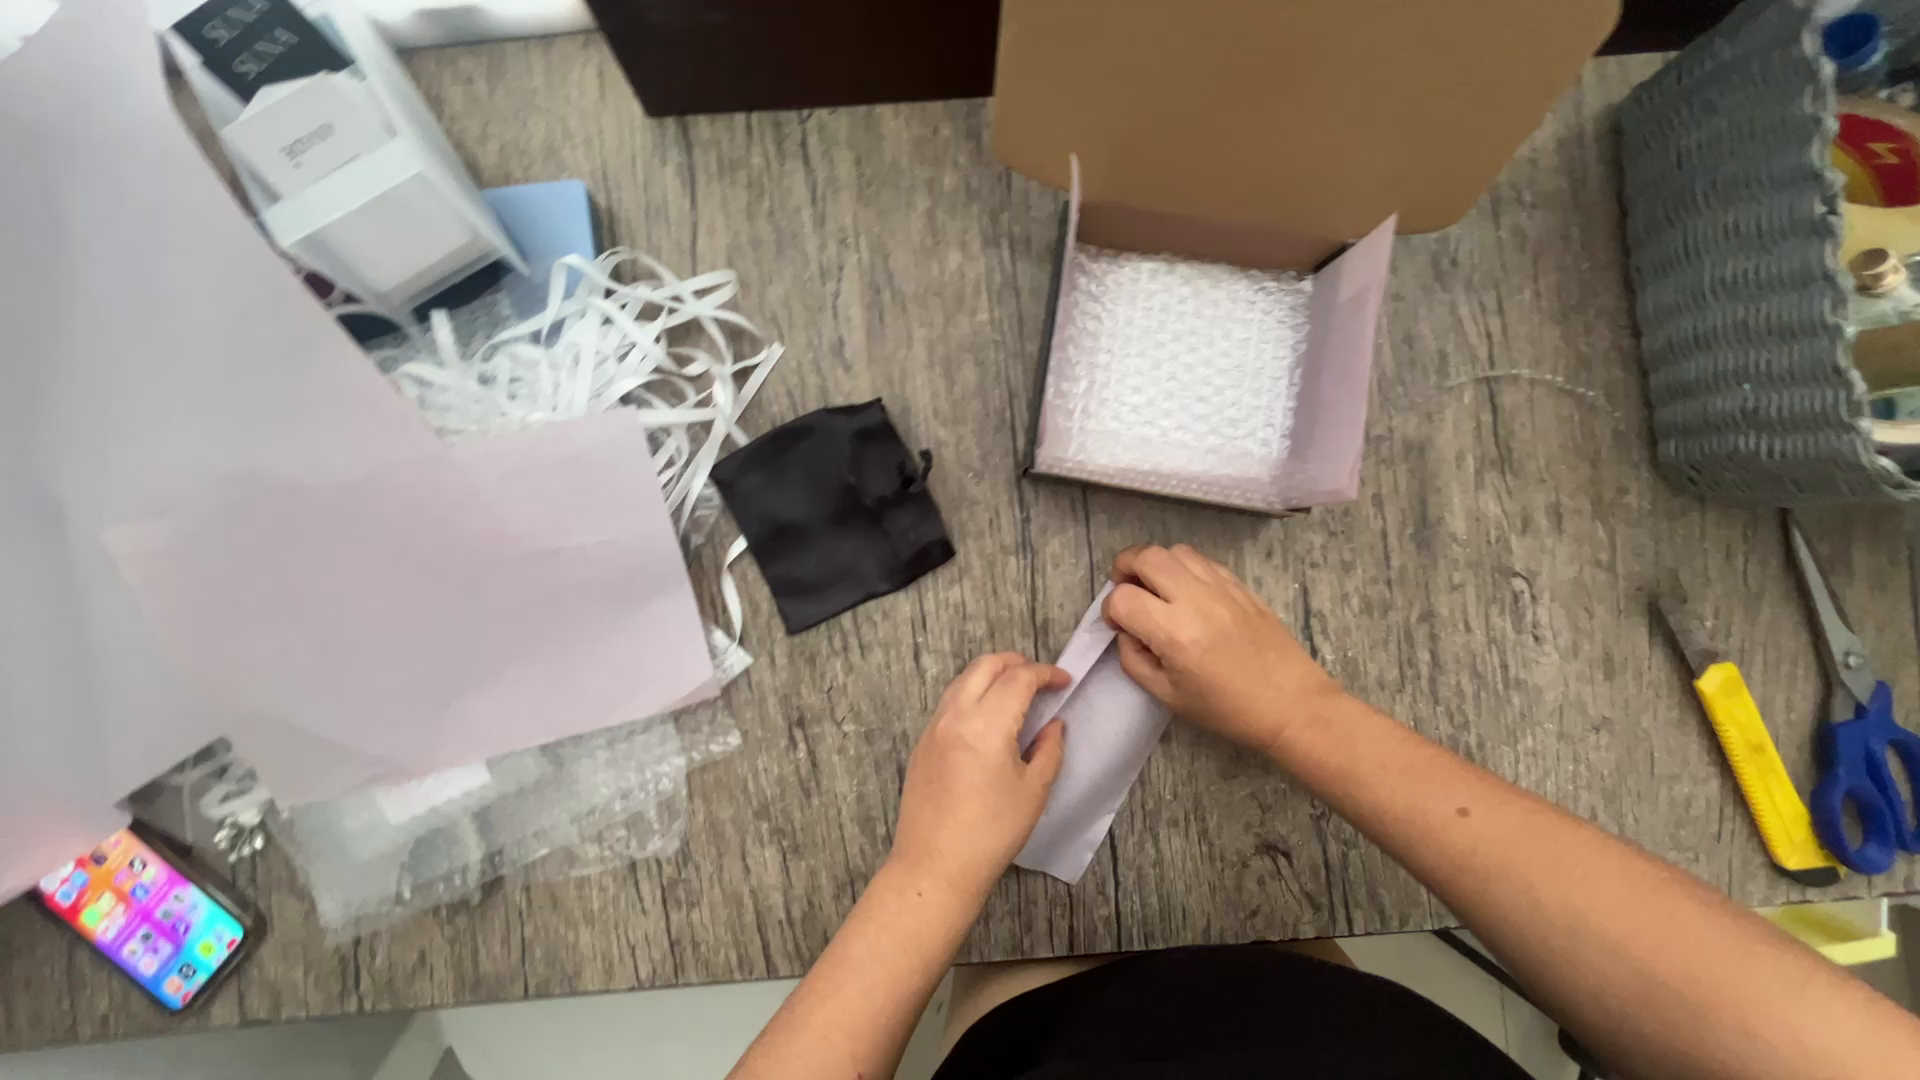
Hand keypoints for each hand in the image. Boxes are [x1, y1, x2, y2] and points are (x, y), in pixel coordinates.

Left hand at [889, 653, 1068, 898]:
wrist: (935, 865)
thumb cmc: (991, 832)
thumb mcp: (1033, 791)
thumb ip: (1049, 750)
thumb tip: (1054, 725)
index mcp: (986, 723)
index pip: (1019, 678)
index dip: (1046, 673)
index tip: (1064, 681)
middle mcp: (955, 715)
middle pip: (986, 665)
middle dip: (1016, 662)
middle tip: (1040, 679)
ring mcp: (933, 727)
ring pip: (963, 679)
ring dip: (991, 675)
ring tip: (1015, 693)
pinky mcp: (922, 743)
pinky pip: (949, 701)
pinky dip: (972, 693)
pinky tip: (988, 717)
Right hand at [1103, 544, 1344, 752]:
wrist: (1292, 704)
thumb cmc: (1227, 709)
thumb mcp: (1167, 696)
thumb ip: (1134, 659)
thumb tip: (1127, 632)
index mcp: (1174, 633)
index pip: (1123, 599)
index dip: (1110, 610)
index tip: (1117, 626)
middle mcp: (1196, 600)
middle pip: (1145, 557)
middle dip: (1124, 569)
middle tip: (1125, 590)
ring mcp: (1221, 587)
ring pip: (1174, 551)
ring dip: (1155, 564)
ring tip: (1155, 588)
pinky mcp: (1240, 585)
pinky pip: (1202, 560)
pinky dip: (1183, 568)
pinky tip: (1185, 592)